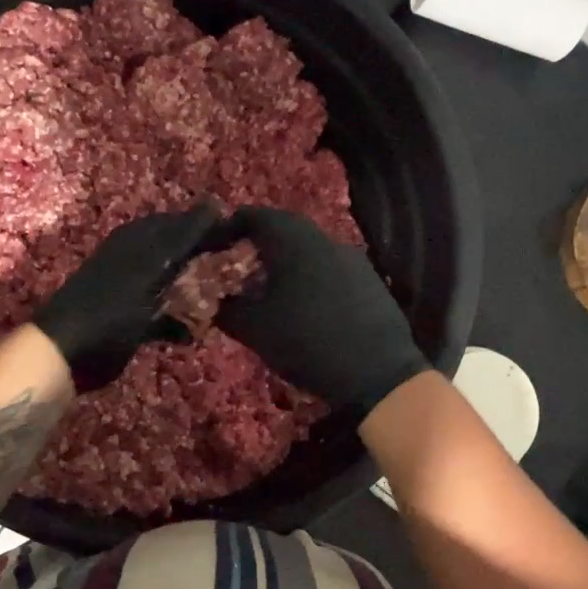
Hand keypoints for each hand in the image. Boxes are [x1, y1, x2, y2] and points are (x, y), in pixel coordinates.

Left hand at [33, 204, 222, 390]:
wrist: (68, 352)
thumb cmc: (111, 304)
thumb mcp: (152, 265)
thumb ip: (184, 236)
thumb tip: (216, 201)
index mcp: (137, 240)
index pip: (182, 224)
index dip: (211, 229)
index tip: (244, 238)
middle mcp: (135, 260)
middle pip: (179, 255)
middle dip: (207, 263)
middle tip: (240, 272)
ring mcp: (133, 292)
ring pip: (174, 286)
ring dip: (196, 295)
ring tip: (225, 302)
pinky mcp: (131, 322)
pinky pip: (164, 317)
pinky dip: (179, 323)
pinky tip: (195, 334)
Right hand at [217, 207, 429, 413]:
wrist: (377, 372)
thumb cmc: (306, 342)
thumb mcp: (254, 330)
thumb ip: (226, 309)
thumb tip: (211, 300)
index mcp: (292, 241)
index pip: (252, 216)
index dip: (226, 228)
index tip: (210, 248)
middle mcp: (323, 239)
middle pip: (282, 230)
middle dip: (254, 246)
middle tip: (234, 270)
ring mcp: (351, 258)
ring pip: (307, 250)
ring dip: (283, 264)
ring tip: (265, 292)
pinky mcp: (368, 280)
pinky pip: (328, 268)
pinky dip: (307, 278)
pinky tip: (302, 308)